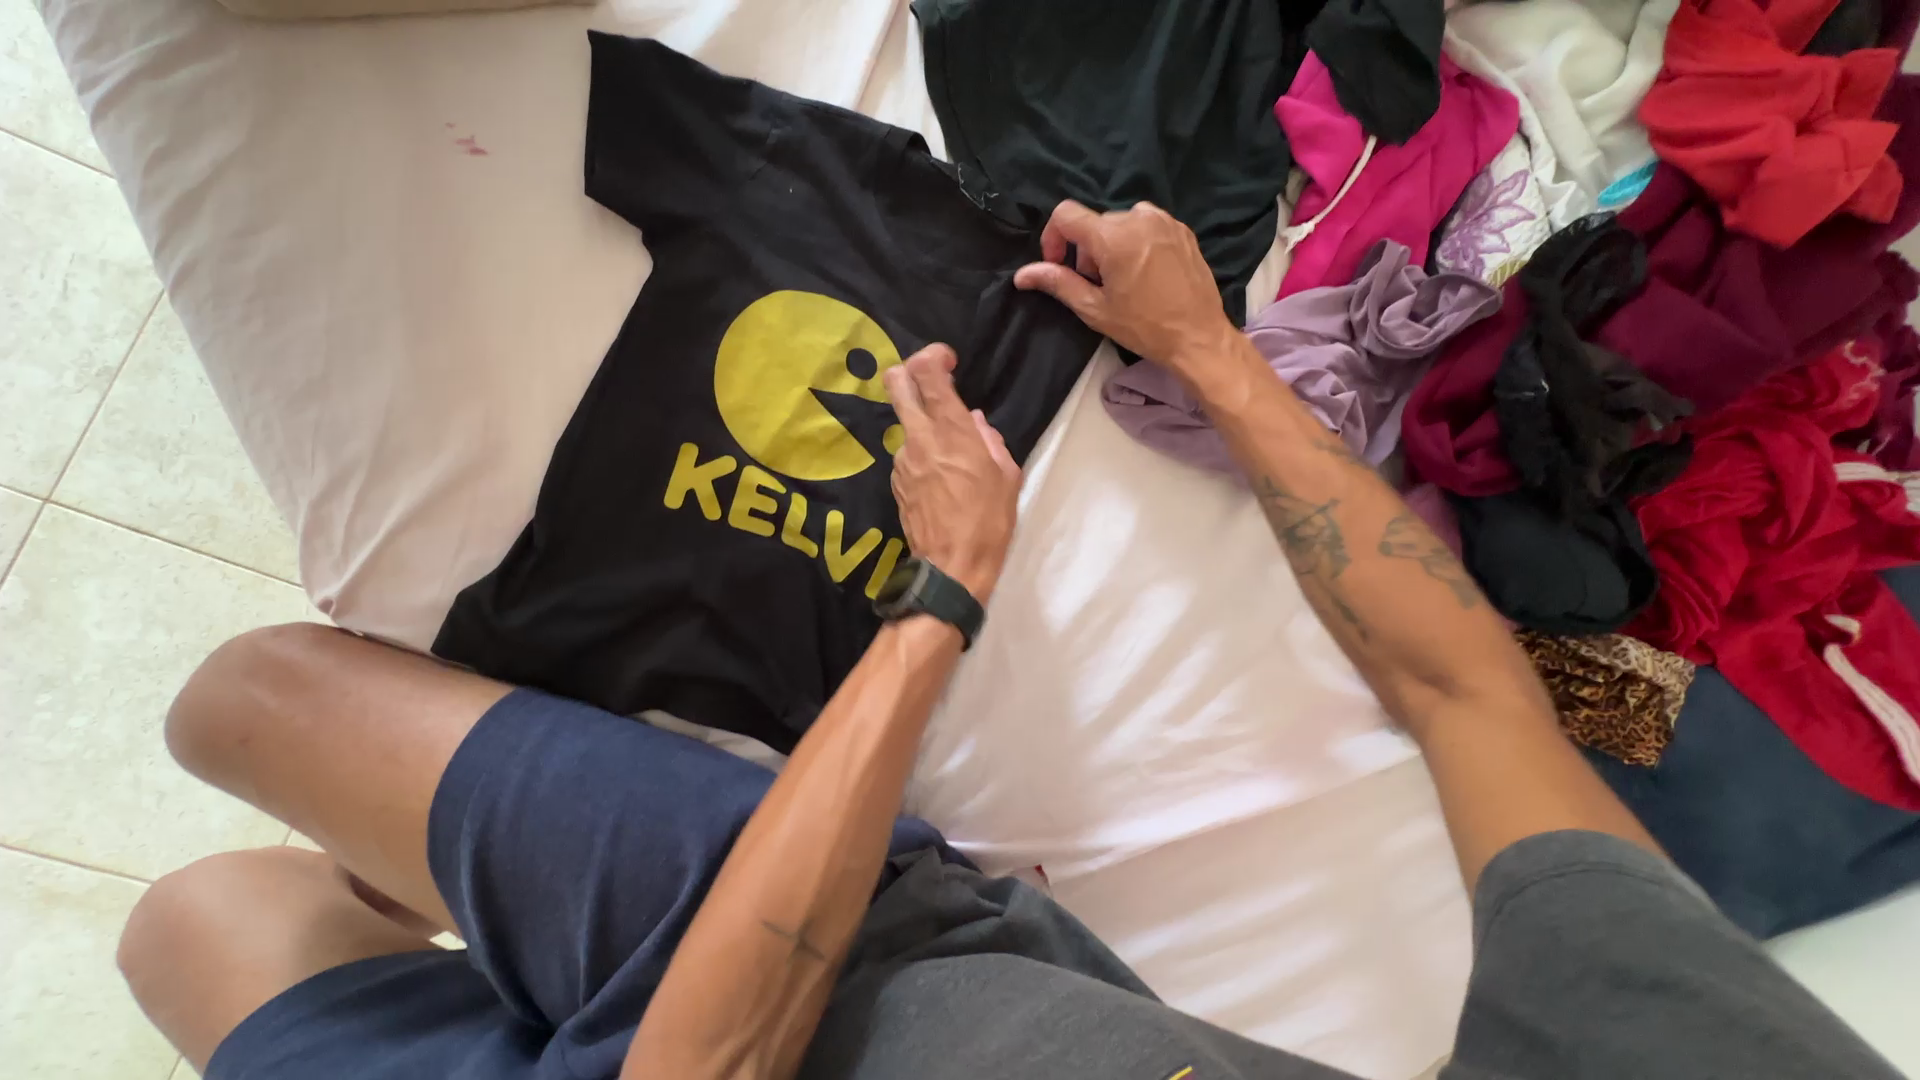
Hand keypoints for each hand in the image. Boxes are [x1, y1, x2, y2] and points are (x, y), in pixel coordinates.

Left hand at [883, 343, 1021, 601]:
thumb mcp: (1006, 476)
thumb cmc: (989, 521)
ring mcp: (902, 460)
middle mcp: (920, 438)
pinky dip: (922, 454)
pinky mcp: (895, 482)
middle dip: (909, 370)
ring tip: (950, 453)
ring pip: (905, 423)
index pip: (927, 371)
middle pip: (897, 382)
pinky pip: (908, 454)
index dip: (933, 355)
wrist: (952, 567)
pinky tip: (941, 479)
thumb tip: (977, 423)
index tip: (947, 361)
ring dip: (923, 425)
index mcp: (952, 430)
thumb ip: (990, 441)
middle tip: (931, 381)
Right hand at [1013, 200, 1248, 392]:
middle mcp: (1139, 217)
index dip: (1053, 238)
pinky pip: (1145, 226)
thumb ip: (1058, 283)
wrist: (1198, 337)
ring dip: (1110, 247)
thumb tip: (1022, 274)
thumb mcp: (1095, 309)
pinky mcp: (1181, 229)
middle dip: (1085, 251)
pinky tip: (1144, 275)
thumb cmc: (1144, 328)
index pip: (1066, 215)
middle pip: (1094, 223)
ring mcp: (1163, 220)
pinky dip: (1134, 244)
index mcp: (1114, 237)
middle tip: (1096, 286)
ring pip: (1119, 224)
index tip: (1057, 265)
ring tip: (1122, 282)